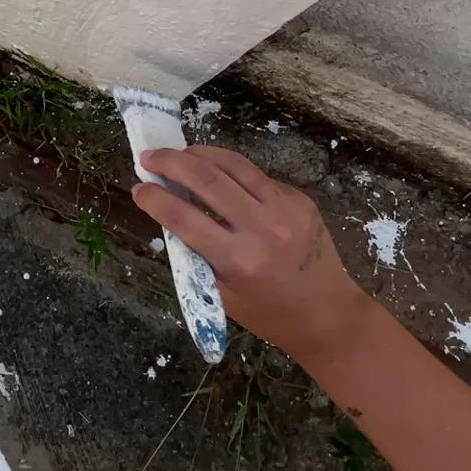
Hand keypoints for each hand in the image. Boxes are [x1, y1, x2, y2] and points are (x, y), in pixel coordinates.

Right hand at [132, 146, 368, 362]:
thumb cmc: (269, 314)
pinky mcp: (299, 198)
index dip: (154, 198)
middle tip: (149, 157)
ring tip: (179, 155)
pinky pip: (255, 175)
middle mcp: (263, 228)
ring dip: (198, 153)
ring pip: (232, 163)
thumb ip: (197, 251)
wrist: (331, 316)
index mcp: (239, 259)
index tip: (138, 188)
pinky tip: (218, 177)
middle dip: (170, 161)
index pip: (183, 216)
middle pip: (205, 178)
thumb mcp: (222, 292)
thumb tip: (171, 210)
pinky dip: (230, 172)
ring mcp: (285, 208)